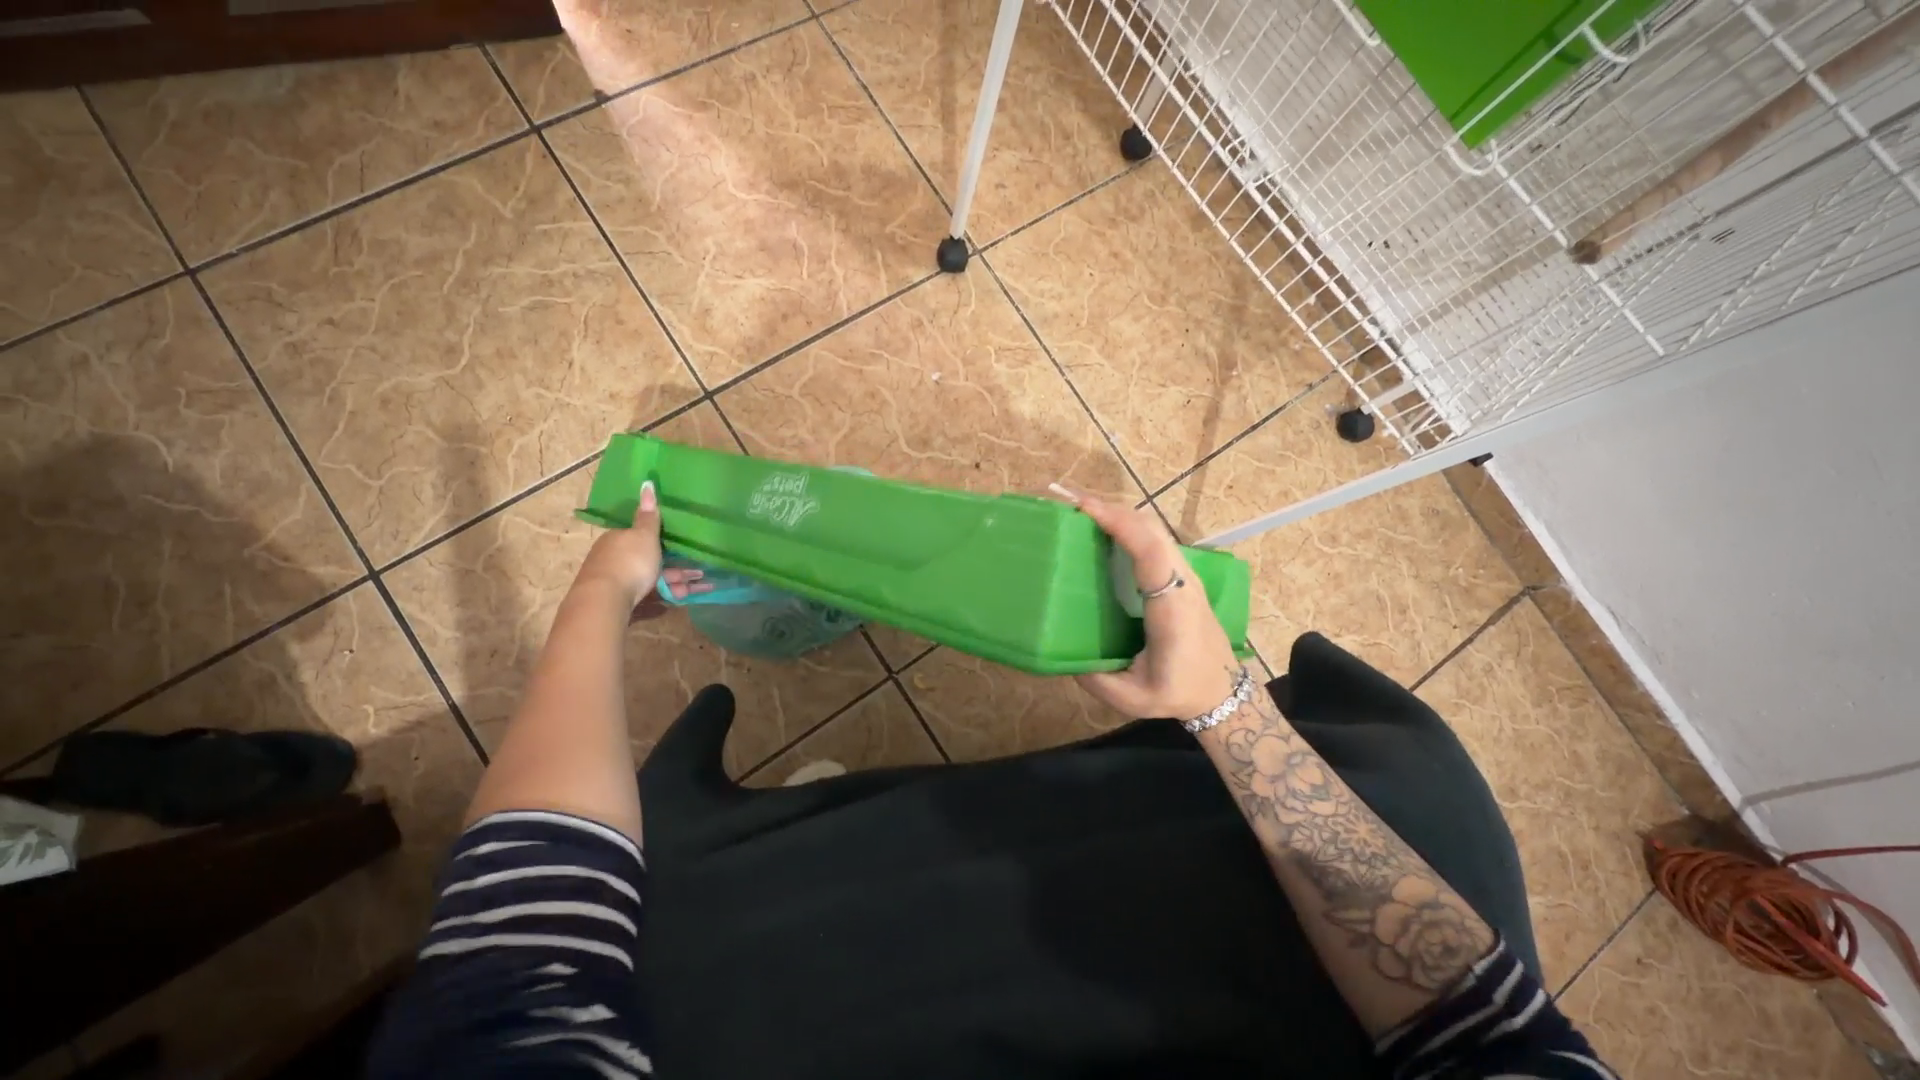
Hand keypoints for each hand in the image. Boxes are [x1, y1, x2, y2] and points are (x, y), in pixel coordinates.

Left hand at [576, 480, 710, 607]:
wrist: (605, 600)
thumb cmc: (629, 562)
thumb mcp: (644, 535)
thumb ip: (648, 515)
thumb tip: (647, 483)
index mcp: (618, 538)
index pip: (642, 537)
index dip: (665, 543)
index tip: (686, 550)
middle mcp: (614, 558)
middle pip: (649, 560)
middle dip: (675, 568)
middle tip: (700, 575)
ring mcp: (615, 581)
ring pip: (650, 580)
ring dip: (673, 584)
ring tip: (696, 591)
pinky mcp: (618, 602)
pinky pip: (644, 597)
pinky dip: (660, 599)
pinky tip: (672, 605)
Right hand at [1053, 487, 1242, 719]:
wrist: (1222, 692)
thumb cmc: (1180, 693)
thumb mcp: (1133, 698)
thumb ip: (1096, 679)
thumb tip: (1061, 655)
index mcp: (1171, 608)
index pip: (1151, 553)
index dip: (1120, 525)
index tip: (1085, 508)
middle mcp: (1183, 583)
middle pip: (1153, 530)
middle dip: (1113, 510)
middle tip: (1070, 504)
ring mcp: (1187, 577)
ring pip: (1155, 531)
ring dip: (1120, 515)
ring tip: (1082, 512)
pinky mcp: (1182, 578)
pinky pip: (1155, 542)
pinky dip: (1129, 527)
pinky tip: (1104, 531)